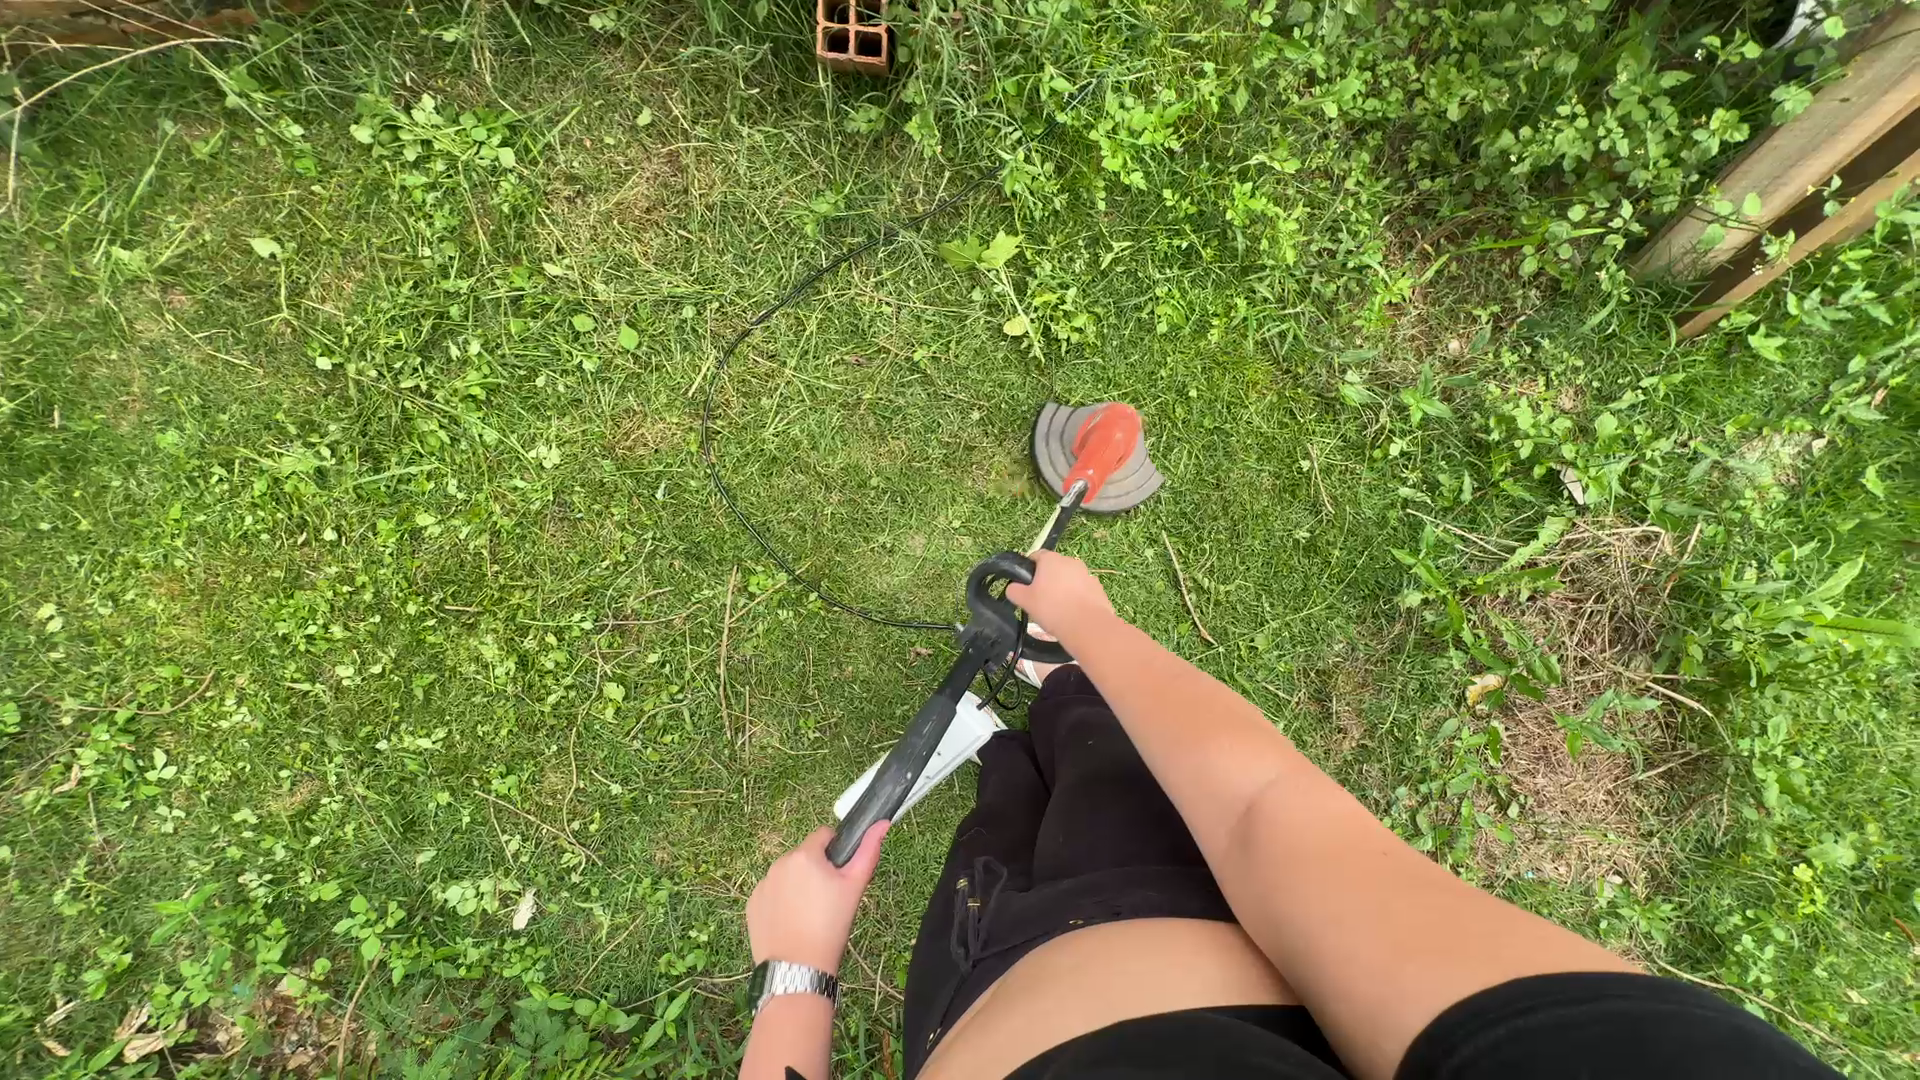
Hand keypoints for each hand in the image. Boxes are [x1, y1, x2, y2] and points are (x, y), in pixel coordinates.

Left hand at [746, 822, 888, 973]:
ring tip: (809, 914)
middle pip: (805, 856)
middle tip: (827, 899)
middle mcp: (779, 863)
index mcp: (804, 854)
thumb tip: (881, 824)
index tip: (838, 877)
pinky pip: (772, 893)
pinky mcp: (752, 904)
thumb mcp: (855, 887)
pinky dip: (781, 901)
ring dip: (798, 885)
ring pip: (788, 875)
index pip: (823, 835)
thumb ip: (868, 850)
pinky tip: (792, 922)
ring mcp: (763, 884)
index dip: (835, 853)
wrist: (797, 968)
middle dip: (816, 870)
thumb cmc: (830, 926)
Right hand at [1007, 550, 1114, 637]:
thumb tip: (1012, 587)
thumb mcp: (1024, 601)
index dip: (1028, 569)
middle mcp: (1070, 561)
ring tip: (1057, 609)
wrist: (1087, 626)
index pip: (1035, 556)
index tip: (1026, 585)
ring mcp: (1087, 573)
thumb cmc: (1052, 609)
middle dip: (1047, 580)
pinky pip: (1082, 590)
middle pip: (1054, 567)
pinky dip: (1077, 598)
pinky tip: (1073, 613)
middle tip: (1040, 599)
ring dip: (1063, 588)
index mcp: (1051, 559)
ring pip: (1069, 579)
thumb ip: (1014, 590)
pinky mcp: (1098, 588)